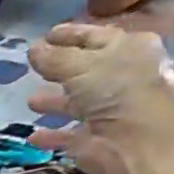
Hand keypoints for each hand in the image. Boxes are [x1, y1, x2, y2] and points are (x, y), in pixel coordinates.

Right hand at [25, 23, 173, 173]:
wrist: (141, 139)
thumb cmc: (117, 89)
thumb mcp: (79, 65)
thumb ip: (54, 57)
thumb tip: (33, 48)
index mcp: (128, 50)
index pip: (96, 36)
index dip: (72, 34)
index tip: (48, 34)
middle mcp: (123, 78)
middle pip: (88, 70)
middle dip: (63, 68)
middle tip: (37, 65)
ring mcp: (111, 110)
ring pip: (78, 103)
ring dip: (56, 102)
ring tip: (31, 100)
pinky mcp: (98, 140)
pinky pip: (70, 134)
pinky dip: (53, 135)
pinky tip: (33, 136)